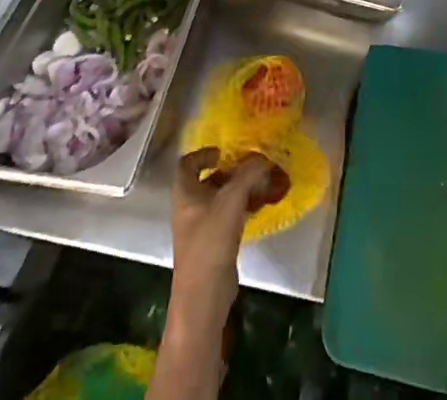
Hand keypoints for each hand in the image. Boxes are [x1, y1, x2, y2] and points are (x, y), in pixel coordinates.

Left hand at [169, 148, 288, 327]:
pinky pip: (227, 216)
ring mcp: (199, 227)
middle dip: (229, 172)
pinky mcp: (212, 243)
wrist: (204, 293)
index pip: (186, 164)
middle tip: (251, 168)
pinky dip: (241, 207)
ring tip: (261, 185)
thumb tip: (262, 158)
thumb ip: (248, 175)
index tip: (224, 152)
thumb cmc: (210, 241)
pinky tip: (259, 207)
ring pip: (219, 199)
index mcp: (184, 194)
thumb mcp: (231, 201)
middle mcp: (188, 208)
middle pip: (206, 180)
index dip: (203, 154)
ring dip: (238, 189)